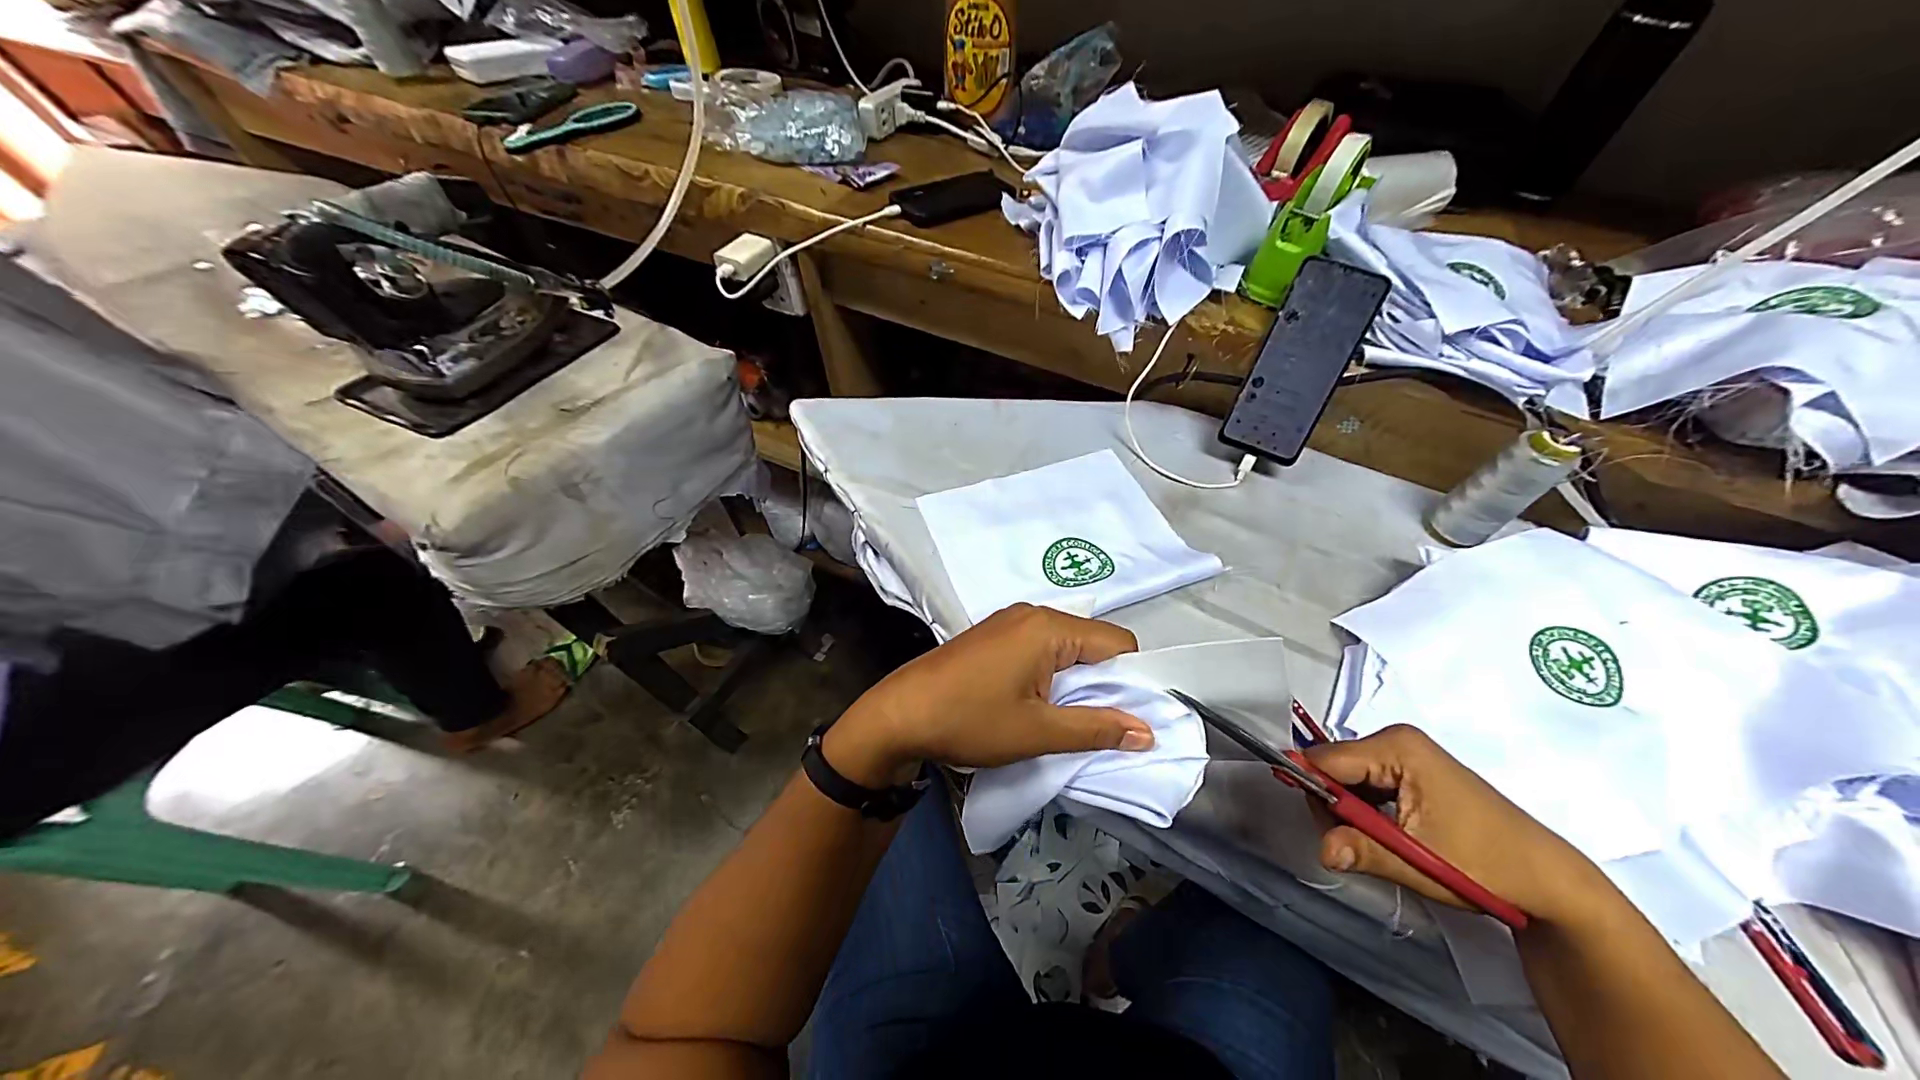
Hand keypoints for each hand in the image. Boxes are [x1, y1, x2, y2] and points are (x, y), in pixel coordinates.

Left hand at [822, 604, 1153, 787]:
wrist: (899, 715)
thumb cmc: (969, 720)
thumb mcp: (1038, 732)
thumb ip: (1096, 728)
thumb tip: (1148, 731)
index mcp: (1049, 627)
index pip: (1119, 644)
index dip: (1132, 681)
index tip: (1126, 719)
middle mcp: (1033, 613)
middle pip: (1093, 643)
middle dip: (1103, 683)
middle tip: (1095, 726)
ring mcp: (1010, 621)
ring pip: (1067, 647)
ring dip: (1074, 682)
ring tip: (1062, 719)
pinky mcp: (994, 635)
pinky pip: (1041, 648)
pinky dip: (1050, 674)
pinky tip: (1036, 703)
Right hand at [1303, 725, 1613, 927]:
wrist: (1548, 881)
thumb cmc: (1489, 865)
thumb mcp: (1420, 862)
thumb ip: (1363, 850)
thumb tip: (1322, 848)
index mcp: (1397, 747)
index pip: (1324, 759)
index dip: (1315, 793)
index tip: (1326, 831)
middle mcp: (1397, 741)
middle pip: (1332, 767)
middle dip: (1336, 807)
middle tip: (1360, 846)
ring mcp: (1405, 754)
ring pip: (1346, 778)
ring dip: (1352, 813)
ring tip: (1384, 844)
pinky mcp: (1411, 771)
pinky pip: (1365, 784)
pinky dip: (1366, 811)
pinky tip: (1390, 835)